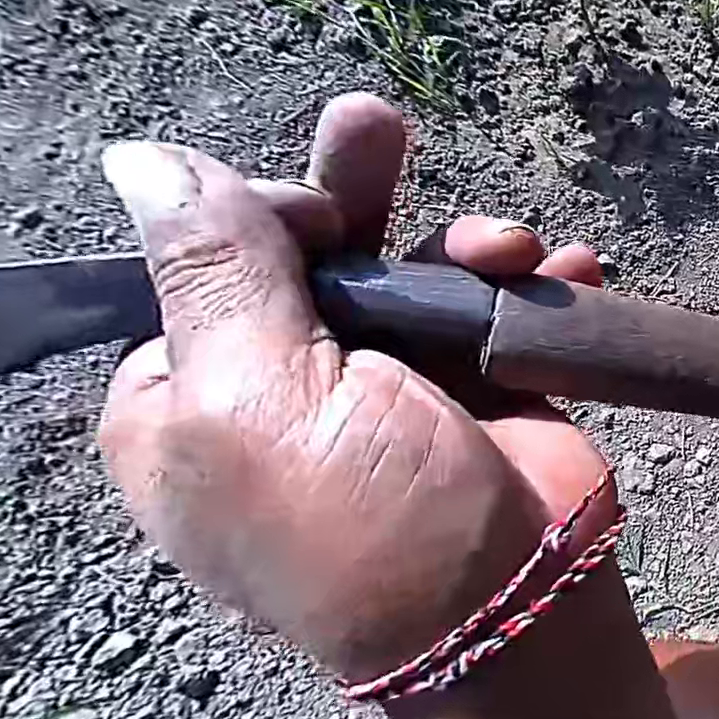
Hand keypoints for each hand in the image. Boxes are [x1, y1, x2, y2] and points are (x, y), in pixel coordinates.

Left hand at [98, 94, 614, 682]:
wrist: (514, 594)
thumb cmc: (370, 517)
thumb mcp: (260, 402)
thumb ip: (217, 278)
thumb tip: (143, 158)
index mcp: (211, 391)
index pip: (217, 268)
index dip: (269, 218)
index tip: (321, 211)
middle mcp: (311, 379)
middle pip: (332, 256)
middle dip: (362, 191)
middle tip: (379, 124)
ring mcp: (416, 382)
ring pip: (433, 277)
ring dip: (477, 245)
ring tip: (517, 248)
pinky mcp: (499, 384)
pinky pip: (511, 314)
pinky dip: (542, 285)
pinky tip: (575, 267)